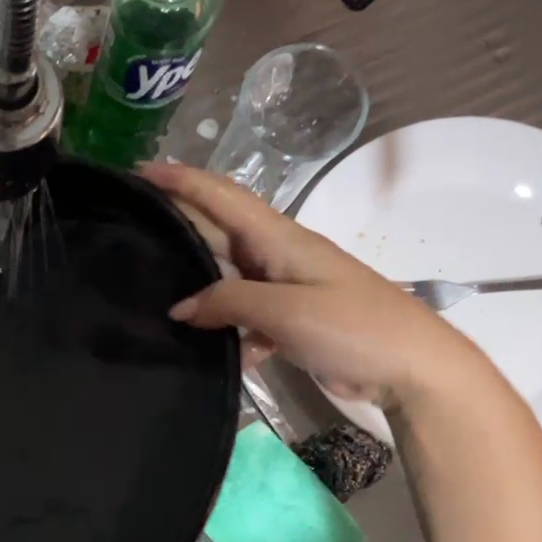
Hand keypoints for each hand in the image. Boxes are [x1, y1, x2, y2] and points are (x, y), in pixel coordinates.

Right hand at [140, 161, 481, 407]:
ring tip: (150, 289)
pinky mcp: (288, 322)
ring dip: (194, 283)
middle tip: (130, 226)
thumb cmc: (355, 329)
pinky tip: (206, 349)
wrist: (411, 370)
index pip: (224, 198)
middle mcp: (278, 256)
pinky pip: (243, 317)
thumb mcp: (288, 312)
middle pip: (220, 231)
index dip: (183, 180)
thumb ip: (230, 302)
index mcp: (282, 239)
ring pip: (226, 278)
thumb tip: (180, 307)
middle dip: (179, 223)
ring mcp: (284, 290)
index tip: (140, 172)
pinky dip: (223, 329)